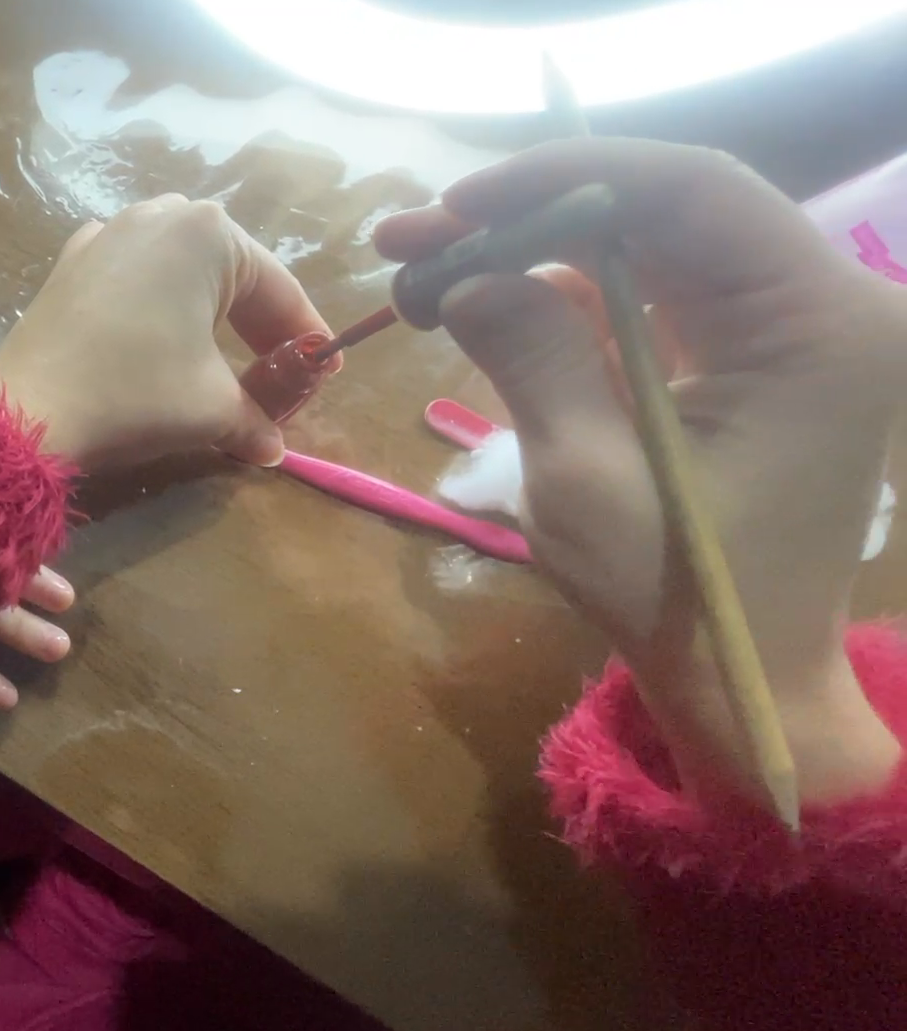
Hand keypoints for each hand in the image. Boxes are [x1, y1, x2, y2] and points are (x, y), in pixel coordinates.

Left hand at [0, 196, 329, 471]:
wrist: (26, 410)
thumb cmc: (133, 394)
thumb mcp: (209, 408)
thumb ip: (254, 420)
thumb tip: (272, 448)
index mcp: (208, 233)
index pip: (275, 289)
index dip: (302, 338)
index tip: (323, 374)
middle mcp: (157, 216)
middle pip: (227, 275)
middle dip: (253, 326)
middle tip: (271, 372)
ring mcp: (104, 234)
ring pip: (176, 274)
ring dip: (202, 315)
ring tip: (215, 357)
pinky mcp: (67, 264)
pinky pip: (130, 280)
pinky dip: (152, 309)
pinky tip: (152, 337)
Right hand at [377, 138, 906, 805]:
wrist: (729, 662)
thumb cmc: (669, 585)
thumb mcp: (583, 476)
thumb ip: (534, 362)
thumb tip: (463, 284)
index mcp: (810, 326)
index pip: (692, 195)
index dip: (567, 179)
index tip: (458, 201)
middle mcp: (805, 306)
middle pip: (656, 217)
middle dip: (526, 215)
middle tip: (411, 233)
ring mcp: (764, 333)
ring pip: (634, 255)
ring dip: (525, 253)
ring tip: (420, 264)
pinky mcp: (720, 363)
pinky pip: (628, 307)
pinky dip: (547, 300)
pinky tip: (474, 302)